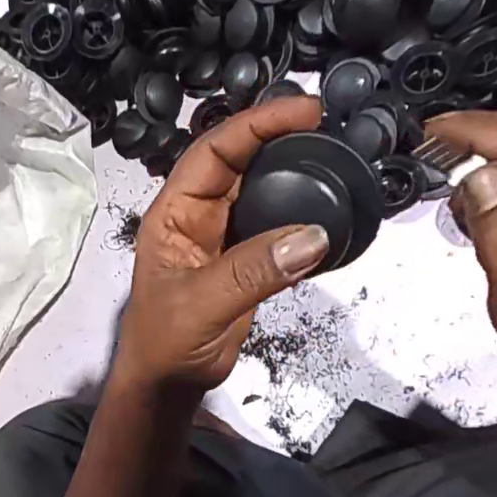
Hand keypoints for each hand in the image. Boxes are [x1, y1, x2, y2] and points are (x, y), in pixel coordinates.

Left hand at [110, 96, 329, 400]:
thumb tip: (311, 238)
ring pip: (262, 195)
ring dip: (294, 177)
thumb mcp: (200, 305)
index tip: (303, 111)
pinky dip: (302, 222)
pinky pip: (278, 233)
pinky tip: (327, 215)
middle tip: (326, 127)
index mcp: (174, 214)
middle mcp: (200, 219)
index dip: (256, 125)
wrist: (169, 385)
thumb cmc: (163, 345)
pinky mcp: (247, 266)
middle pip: (242, 164)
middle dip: (280, 139)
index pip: (215, 151)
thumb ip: (252, 272)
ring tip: (333, 159)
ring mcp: (225, 242)